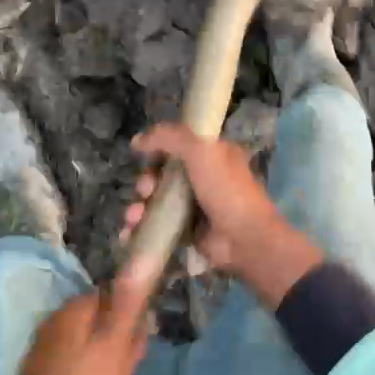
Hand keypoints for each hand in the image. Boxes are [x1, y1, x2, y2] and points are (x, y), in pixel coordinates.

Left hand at [0, 268, 153, 374]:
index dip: (130, 310)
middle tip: (125, 361)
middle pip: (98, 313)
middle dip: (115, 330)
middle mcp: (57, 315)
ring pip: (85, 334)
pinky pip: (71, 352)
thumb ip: (128, 308)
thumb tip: (142, 265)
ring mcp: (44, 338)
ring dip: (100, 347)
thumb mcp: (115, 348)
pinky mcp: (38, 361)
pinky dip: (83, 362)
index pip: (112, 291)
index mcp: (77, 307)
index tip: (139, 335)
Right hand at [126, 125, 322, 309]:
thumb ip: (169, 137)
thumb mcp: (201, 150)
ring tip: (134, 217)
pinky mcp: (188, 231)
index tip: (143, 157)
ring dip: (138, 207)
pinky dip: (141, 229)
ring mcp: (195, 207)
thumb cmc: (226, 189)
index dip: (157, 151)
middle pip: (162, 175)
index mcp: (212, 155)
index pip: (177, 146)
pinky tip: (130, 233)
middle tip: (146, 191)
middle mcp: (203, 178)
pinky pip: (158, 225)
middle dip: (146, 182)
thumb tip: (137, 141)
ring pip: (156, 202)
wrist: (244, 237)